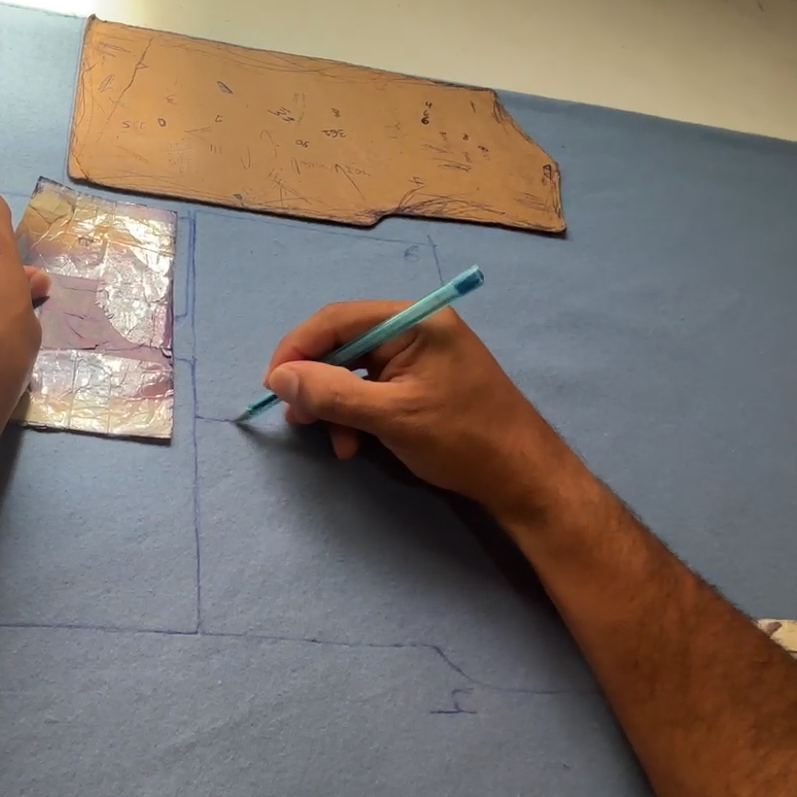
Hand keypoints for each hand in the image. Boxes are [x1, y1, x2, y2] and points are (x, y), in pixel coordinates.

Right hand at [262, 302, 569, 518]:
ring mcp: (416, 358)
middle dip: (317, 384)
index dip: (298, 349)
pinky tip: (354, 444)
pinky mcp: (417, 384)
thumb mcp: (391, 417)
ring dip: (335, 407)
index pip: (338, 319)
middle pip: (342, 345)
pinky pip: (370, 391)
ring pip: (352, 372)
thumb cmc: (463, 439)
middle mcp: (413, 330)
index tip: (274, 385)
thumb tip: (279, 377)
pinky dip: (354, 416)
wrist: (522, 477)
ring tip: (335, 442)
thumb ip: (332, 394)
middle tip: (297, 419)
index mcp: (414, 321)